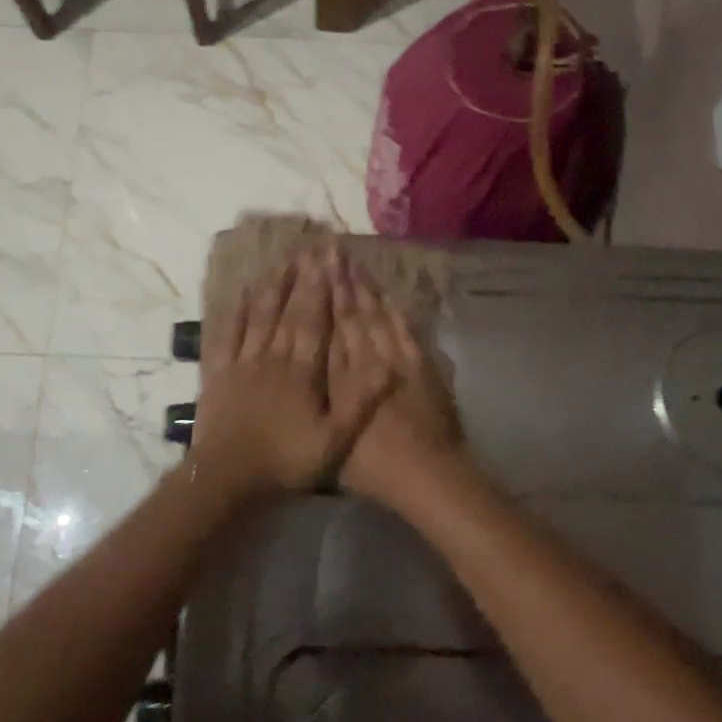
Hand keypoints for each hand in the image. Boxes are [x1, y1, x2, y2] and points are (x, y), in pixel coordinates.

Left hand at [189, 246, 392, 502]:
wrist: (227, 476)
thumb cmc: (285, 461)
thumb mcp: (333, 440)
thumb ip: (359, 402)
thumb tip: (388, 365)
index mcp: (302, 371)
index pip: (315, 320)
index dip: (323, 288)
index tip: (330, 259)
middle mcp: (272, 357)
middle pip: (289, 311)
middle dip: (302, 278)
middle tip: (310, 248)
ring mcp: (242, 362)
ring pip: (260, 316)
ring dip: (272, 286)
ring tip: (283, 260)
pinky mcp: (219, 373)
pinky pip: (229, 333)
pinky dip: (238, 311)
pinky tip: (244, 293)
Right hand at [329, 252, 465, 503]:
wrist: (422, 473)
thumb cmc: (368, 465)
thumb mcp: (328, 434)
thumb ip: (316, 400)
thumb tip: (299, 372)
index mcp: (339, 375)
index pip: (327, 325)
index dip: (320, 294)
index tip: (311, 266)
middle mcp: (365, 359)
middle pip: (350, 312)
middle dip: (339, 279)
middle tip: (328, 248)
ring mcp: (397, 359)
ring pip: (376, 316)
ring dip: (364, 288)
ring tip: (351, 262)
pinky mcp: (421, 367)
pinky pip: (404, 330)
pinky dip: (394, 311)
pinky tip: (386, 295)